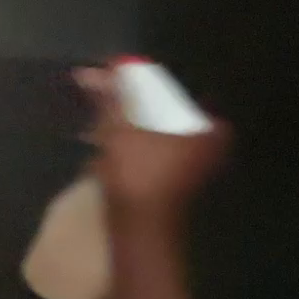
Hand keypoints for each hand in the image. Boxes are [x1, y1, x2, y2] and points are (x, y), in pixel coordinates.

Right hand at [74, 66, 228, 222]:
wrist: (138, 228)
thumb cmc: (137, 176)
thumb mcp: (121, 131)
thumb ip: (111, 99)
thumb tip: (97, 70)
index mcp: (205, 125)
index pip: (163, 93)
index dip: (129, 87)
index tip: (103, 85)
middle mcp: (206, 143)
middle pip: (157, 114)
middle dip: (122, 111)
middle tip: (94, 109)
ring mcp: (190, 166)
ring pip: (149, 136)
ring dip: (119, 132)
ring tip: (91, 132)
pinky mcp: (170, 183)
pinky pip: (146, 154)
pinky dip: (125, 151)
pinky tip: (102, 155)